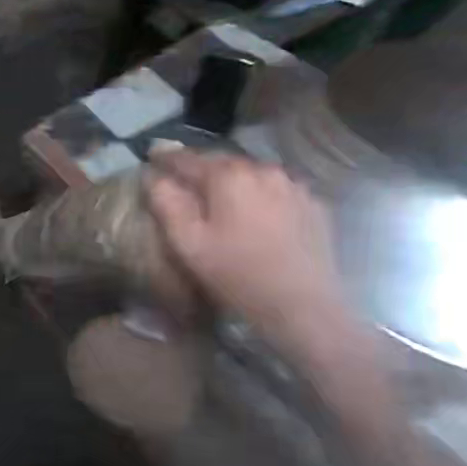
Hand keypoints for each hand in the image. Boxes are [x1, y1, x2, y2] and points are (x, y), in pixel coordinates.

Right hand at [146, 150, 353, 354]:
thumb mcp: (187, 243)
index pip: (187, 158)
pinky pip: (277, 190)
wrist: (303, 307)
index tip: (152, 158)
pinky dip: (260, 194)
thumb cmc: (236, 275)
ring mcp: (293, 185)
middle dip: (200, 168)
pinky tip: (257, 214)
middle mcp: (263, 169)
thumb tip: (153, 176)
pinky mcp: (314, 205)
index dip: (166, 158)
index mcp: (228, 175)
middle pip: (222, 161)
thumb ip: (166, 203)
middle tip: (184, 180)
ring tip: (221, 196)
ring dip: (233, 180)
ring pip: (252, 173)